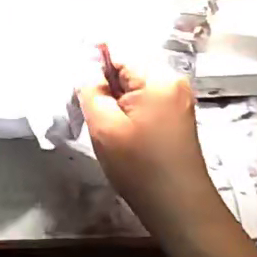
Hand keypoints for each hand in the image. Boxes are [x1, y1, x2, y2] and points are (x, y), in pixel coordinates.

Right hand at [78, 48, 223, 229]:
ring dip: (114, 94)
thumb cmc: (140, 168)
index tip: (76, 80)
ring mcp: (177, 96)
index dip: (92, 57)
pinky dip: (127, 105)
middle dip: (104, 79)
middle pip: (128, 63)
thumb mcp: (105, 126)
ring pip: (135, 82)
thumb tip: (86, 65)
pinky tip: (119, 127)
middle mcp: (172, 79)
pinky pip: (145, 96)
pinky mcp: (176, 113)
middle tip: (86, 105)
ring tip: (102, 119)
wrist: (180, 208)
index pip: (118, 48)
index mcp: (157, 76)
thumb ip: (91, 88)